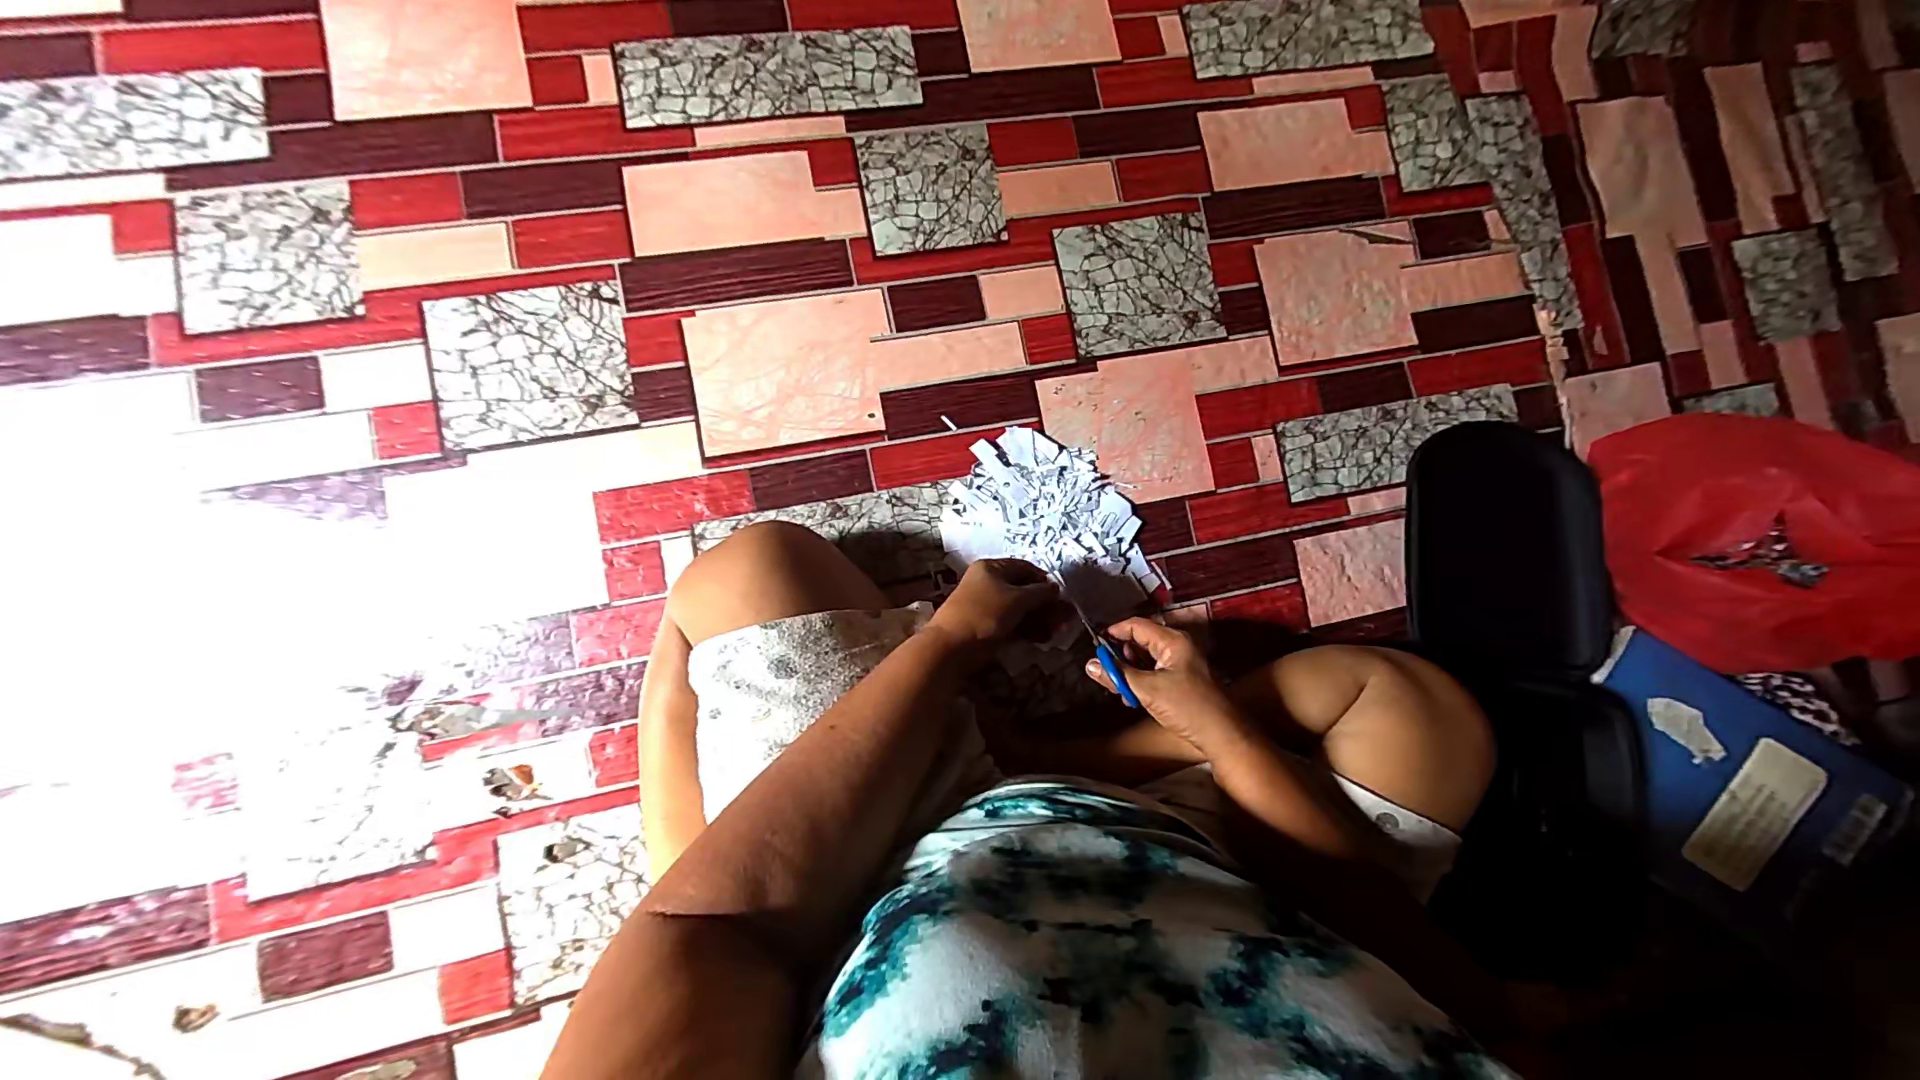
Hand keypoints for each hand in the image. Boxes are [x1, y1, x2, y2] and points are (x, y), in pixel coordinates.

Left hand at [926, 559, 1059, 651]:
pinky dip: (1027, 629)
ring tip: (1055, 632)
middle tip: (1064, 618)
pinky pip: (1012, 622)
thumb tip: (1055, 588)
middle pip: (1024, 590)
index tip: (1061, 596)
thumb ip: (1040, 593)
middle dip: (1045, 604)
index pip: (1025, 567)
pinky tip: (1041, 638)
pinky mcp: (988, 625)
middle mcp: (989, 583)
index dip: (1044, 580)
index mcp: (992, 568)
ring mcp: (988, 605)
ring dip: (1039, 619)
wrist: (951, 646)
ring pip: (1020, 609)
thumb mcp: (1017, 600)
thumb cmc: (985, 614)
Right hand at [1085, 618, 1243, 750]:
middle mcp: (1177, 646)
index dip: (1114, 632)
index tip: (1095, 646)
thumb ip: (1117, 675)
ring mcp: (1179, 662)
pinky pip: (1152, 670)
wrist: (1221, 734)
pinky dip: (1139, 679)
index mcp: (1172, 641)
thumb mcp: (1147, 690)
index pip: (1136, 625)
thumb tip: (1091, 664)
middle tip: (1105, 670)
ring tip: (1118, 687)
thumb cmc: (1188, 707)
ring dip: (1128, 670)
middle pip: (1139, 640)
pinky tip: (1131, 695)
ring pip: (1144, 657)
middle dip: (1119, 654)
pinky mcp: (1180, 677)